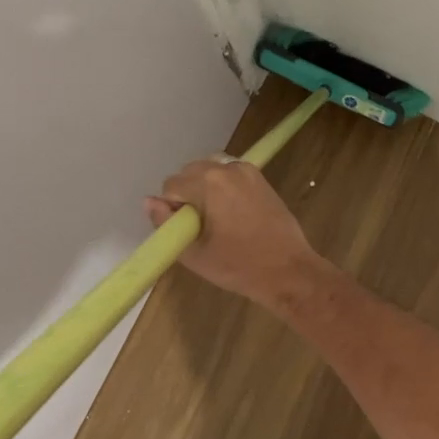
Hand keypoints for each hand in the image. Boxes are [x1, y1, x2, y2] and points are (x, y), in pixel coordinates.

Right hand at [145, 158, 329, 306]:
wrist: (289, 271)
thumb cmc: (239, 266)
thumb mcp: (194, 252)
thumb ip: (165, 223)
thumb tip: (149, 201)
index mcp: (210, 181)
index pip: (171, 185)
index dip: (172, 209)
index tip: (187, 231)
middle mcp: (229, 167)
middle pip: (191, 172)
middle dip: (188, 195)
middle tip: (200, 228)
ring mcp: (249, 171)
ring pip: (210, 171)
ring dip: (204, 189)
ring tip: (215, 221)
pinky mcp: (262, 180)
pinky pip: (230, 176)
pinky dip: (223, 188)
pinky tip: (232, 215)